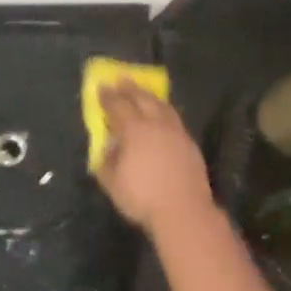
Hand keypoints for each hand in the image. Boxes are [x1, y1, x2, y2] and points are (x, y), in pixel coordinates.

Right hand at [96, 83, 215, 234]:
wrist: (182, 210)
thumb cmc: (140, 197)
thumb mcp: (111, 181)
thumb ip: (107, 160)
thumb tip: (110, 147)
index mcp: (135, 131)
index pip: (118, 107)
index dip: (108, 97)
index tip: (101, 87)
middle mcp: (157, 125)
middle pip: (144, 100)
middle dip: (131, 89)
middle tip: (122, 79)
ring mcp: (176, 133)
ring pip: (163, 107)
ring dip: (150, 97)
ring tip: (143, 93)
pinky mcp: (189, 144)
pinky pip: (174, 119)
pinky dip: (164, 112)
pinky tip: (161, 116)